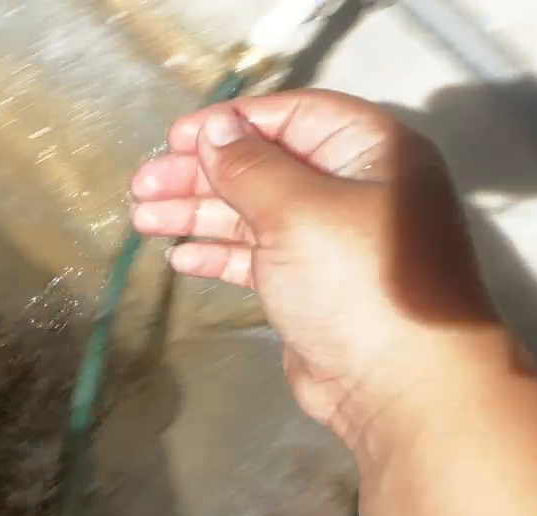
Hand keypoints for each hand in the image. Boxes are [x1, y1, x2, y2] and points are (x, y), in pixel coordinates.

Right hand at [129, 90, 510, 455]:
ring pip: (248, 215)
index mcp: (366, 153)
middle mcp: (348, 189)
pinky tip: (180, 257)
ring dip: (196, 214)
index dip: (231, 124)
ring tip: (142, 219)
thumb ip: (251, 170)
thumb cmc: (358, 282)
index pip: (292, 118)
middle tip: (141, 186)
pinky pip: (251, 257)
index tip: (173, 138)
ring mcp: (324, 240)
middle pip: (261, 168)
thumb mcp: (299, 213)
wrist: (395, 377)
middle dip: (199, 174)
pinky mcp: (303, 285)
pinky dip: (215, 254)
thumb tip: (214, 133)